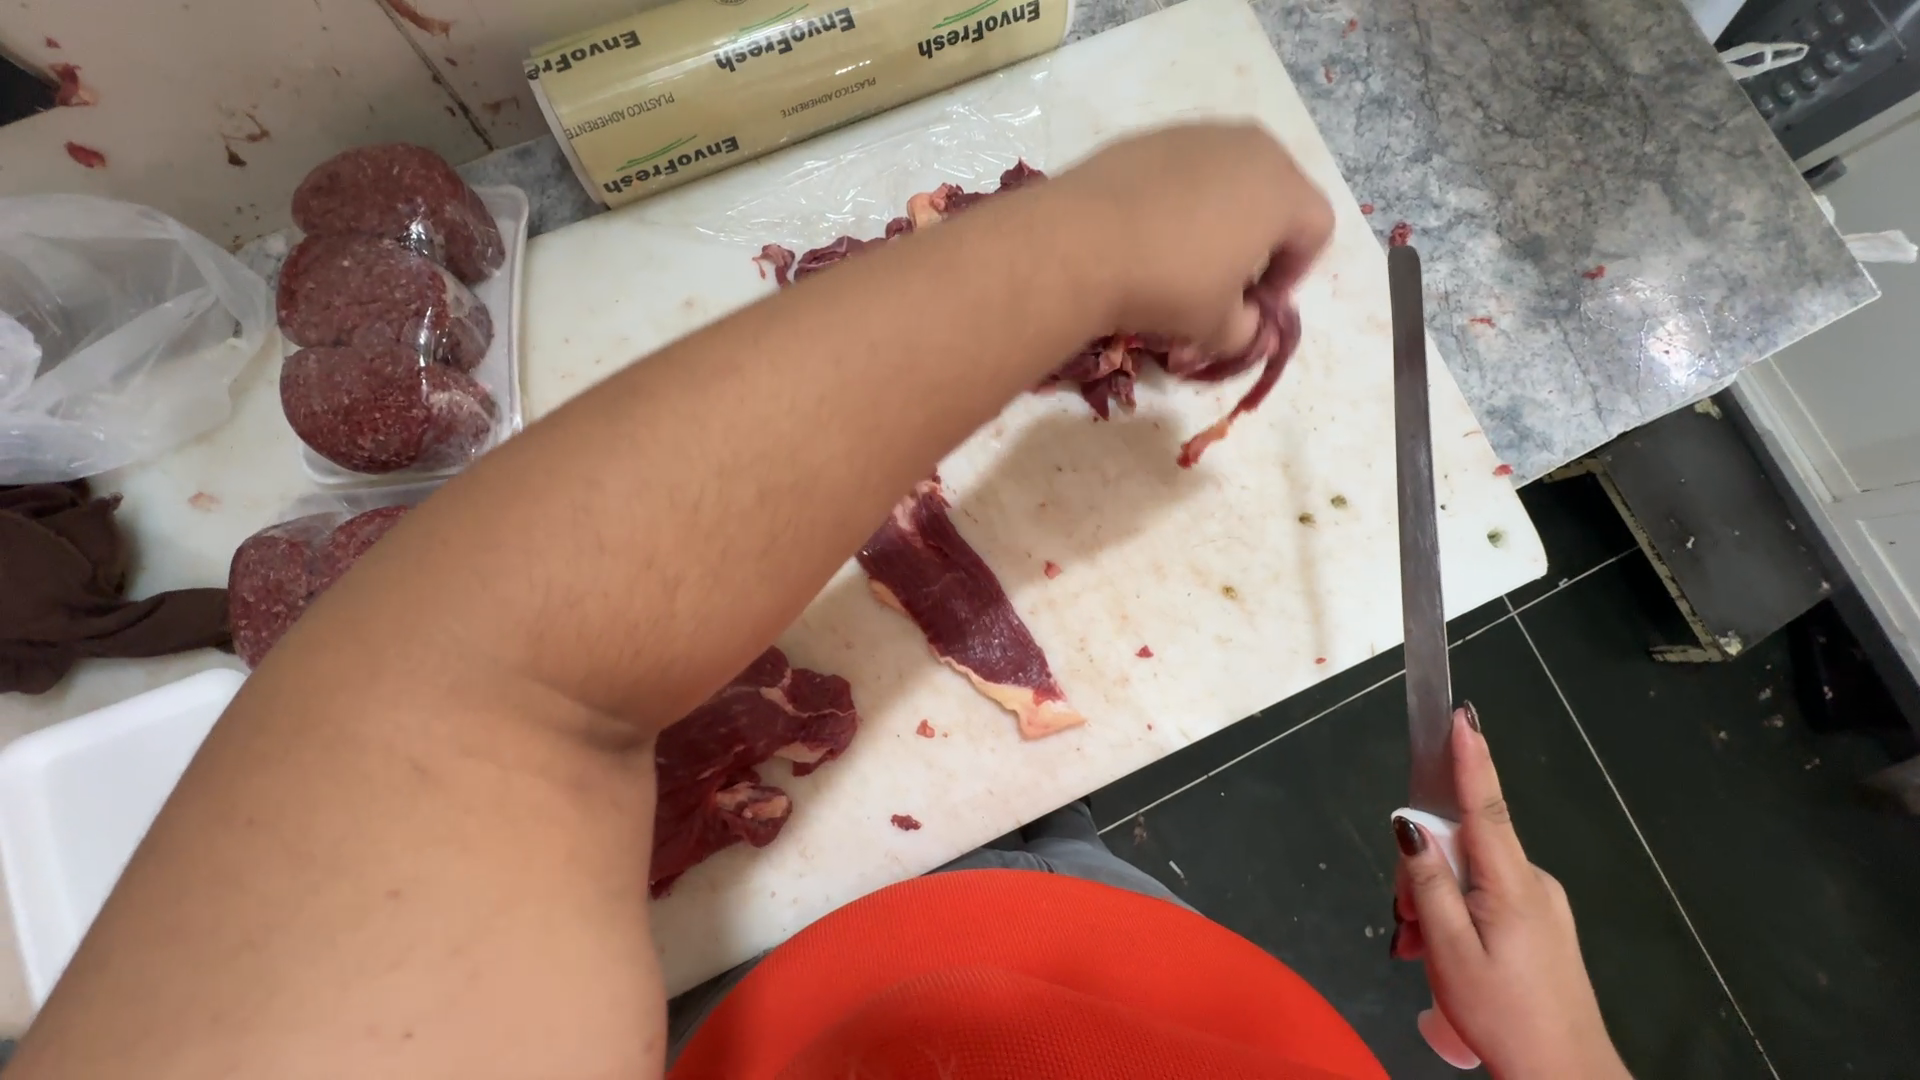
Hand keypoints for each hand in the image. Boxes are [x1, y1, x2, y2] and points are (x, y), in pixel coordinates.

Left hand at [1044, 123, 1333, 354]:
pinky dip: (1176, 201)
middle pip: (1276, 195)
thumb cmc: (1167, 285)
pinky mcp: (1149, 136)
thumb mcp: (1214, 326)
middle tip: (1225, 282)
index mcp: (1283, 191)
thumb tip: (1248, 327)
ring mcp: (1197, 133)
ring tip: (1181, 258)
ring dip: (1218, 218)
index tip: (1258, 304)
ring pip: (1227, 178)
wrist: (1080, 243)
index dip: (1294, 274)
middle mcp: (1250, 147)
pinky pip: (1180, 171)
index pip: (1316, 230)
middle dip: (1259, 241)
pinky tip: (1145, 235)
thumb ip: (1246, 331)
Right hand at [1391, 705, 1631, 1079]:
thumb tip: (1409, 826)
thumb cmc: (1503, 1014)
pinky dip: (1453, 910)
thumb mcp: (1448, 950)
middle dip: (1421, 870)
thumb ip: (1426, 883)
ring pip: (1466, 871)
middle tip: (1404, 924)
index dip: (1472, 759)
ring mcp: (1540, 902)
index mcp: (1512, 885)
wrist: (1568, 1079)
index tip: (1462, 716)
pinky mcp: (1540, 920)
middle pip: (1460, 843)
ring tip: (1421, 948)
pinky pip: (1483, 893)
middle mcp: (1531, 881)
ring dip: (1433, 897)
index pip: (1486, 806)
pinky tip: (1442, 949)